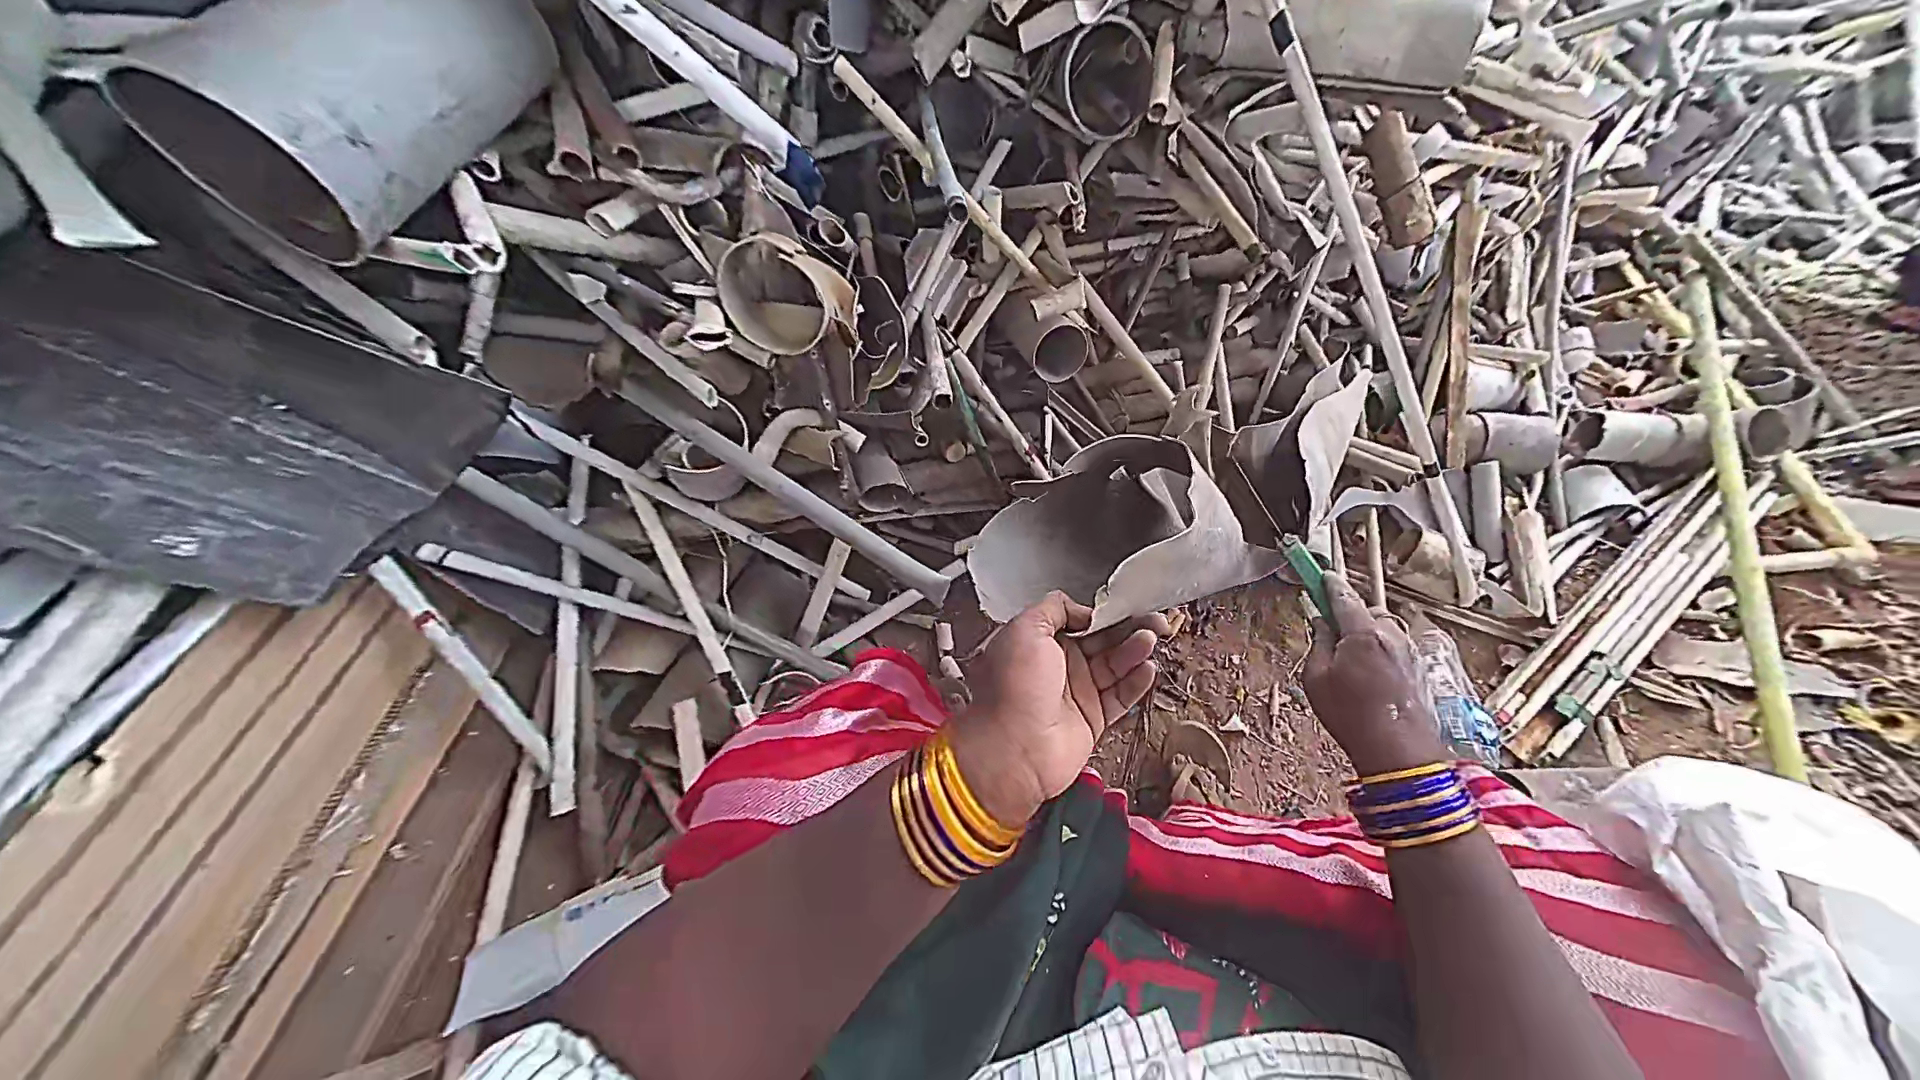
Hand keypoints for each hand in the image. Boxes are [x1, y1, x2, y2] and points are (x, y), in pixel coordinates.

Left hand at [945, 593, 1167, 825]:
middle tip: (1155, 619)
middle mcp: (1058, 666)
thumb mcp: (1025, 629)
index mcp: (1039, 642)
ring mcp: (1076, 693)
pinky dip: (1136, 682)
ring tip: (1151, 638)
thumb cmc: (1013, 687)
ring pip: (1114, 666)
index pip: (1079, 621)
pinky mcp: (1092, 719)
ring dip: (1135, 651)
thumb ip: (1053, 609)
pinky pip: (1120, 697)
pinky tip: (1147, 668)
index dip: (1103, 613)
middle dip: (1128, 628)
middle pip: (1102, 641)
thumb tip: (1082, 610)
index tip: (1125, 604)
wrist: (1014, 748)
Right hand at [1303, 574, 1447, 776]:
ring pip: (1385, 628)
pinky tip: (1370, 674)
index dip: (1329, 584)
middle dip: (1351, 615)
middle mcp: (1392, 636)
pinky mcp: (1420, 668)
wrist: (1399, 753)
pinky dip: (1381, 649)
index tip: (1320, 574)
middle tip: (1331, 634)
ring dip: (1367, 633)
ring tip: (1351, 660)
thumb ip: (1319, 642)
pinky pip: (1396, 646)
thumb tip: (1321, 621)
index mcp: (1363, 634)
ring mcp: (1410, 652)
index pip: (1344, 597)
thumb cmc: (1351, 715)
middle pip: (1368, 611)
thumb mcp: (1316, 677)